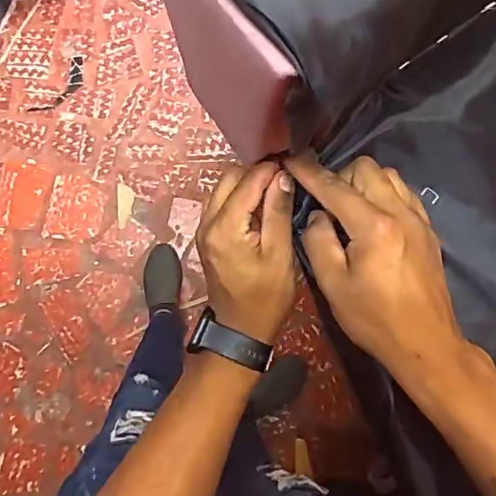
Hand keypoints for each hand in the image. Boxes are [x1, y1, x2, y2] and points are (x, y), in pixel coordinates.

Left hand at [196, 161, 297, 343]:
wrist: (240, 330)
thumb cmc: (266, 296)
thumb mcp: (280, 254)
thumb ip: (277, 212)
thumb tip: (281, 177)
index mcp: (224, 227)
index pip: (247, 182)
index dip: (270, 170)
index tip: (292, 165)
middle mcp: (207, 222)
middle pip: (229, 178)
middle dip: (255, 172)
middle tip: (283, 177)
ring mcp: (203, 229)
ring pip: (222, 189)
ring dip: (246, 183)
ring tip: (274, 188)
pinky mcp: (207, 236)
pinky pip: (220, 203)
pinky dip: (238, 196)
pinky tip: (260, 204)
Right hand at [286, 154, 469, 382]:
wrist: (426, 343)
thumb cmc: (374, 320)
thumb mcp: (333, 285)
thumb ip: (318, 242)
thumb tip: (317, 215)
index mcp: (374, 226)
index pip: (335, 187)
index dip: (309, 172)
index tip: (292, 160)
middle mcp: (400, 212)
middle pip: (366, 168)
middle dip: (340, 176)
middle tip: (327, 202)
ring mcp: (418, 219)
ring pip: (388, 176)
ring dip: (364, 182)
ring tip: (351, 209)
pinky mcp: (428, 229)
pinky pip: (404, 193)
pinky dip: (385, 193)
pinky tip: (375, 216)